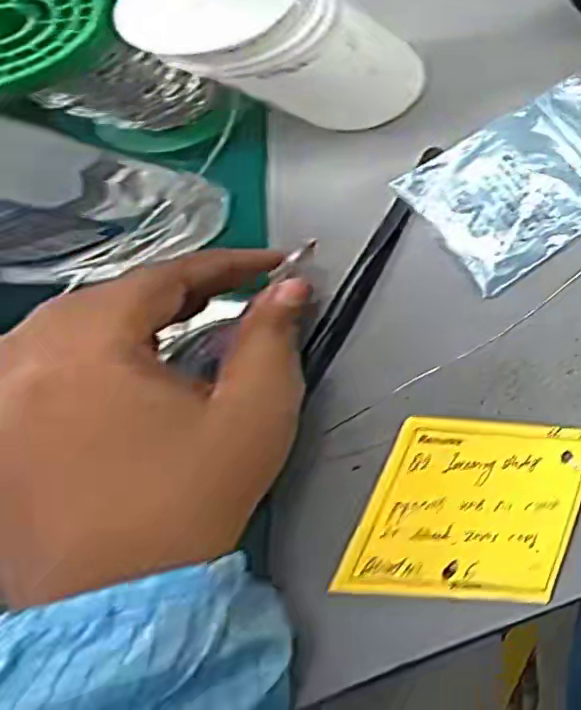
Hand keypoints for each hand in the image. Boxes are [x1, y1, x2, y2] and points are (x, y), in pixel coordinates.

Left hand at [0, 250, 308, 607]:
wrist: (119, 581)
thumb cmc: (197, 486)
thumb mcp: (258, 404)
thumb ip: (272, 335)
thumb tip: (289, 287)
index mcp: (81, 358)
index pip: (156, 280)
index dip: (226, 263)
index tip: (279, 262)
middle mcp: (14, 371)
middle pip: (99, 299)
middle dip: (178, 284)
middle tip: (243, 288)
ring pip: (58, 328)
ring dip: (131, 312)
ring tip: (193, 316)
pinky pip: (33, 363)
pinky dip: (91, 344)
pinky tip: (134, 358)